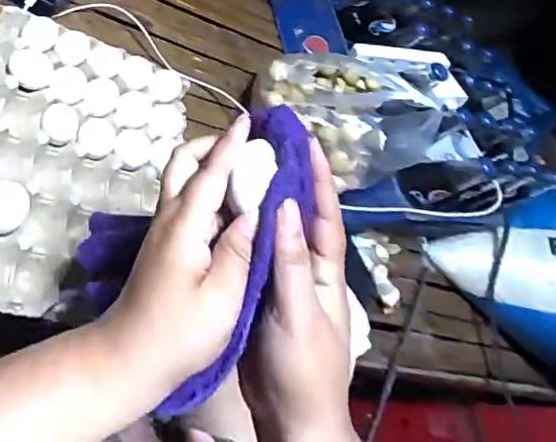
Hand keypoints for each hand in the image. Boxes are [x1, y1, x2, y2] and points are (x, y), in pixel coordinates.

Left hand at [98, 116, 260, 390]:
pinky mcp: (165, 241)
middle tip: (245, 143)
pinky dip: (208, 187)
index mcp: (184, 224)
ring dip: (209, 163)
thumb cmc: (178, 334)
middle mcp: (170, 215)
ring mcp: (164, 227)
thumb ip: (240, 250)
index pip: (210, 172)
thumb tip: (255, 211)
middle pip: (184, 161)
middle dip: (213, 144)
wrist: (128, 357)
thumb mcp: (222, 300)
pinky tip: (232, 203)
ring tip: (245, 167)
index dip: (230, 145)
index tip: (248, 121)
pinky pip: (187, 198)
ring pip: (183, 177)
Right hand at [240, 139, 355, 441]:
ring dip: (268, 196)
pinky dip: (247, 224)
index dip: (320, 178)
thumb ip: (291, 261)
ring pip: (276, 228)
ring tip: (250, 162)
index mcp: (323, 270)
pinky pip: (256, 247)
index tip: (310, 142)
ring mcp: (283, 277)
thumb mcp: (298, 313)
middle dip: (293, 177)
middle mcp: (305, 266)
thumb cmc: (302, 368)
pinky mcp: (261, 289)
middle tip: (275, 141)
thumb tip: (287, 204)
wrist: (288, 419)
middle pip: (300, 214)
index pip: (325, 215)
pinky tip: (231, 207)